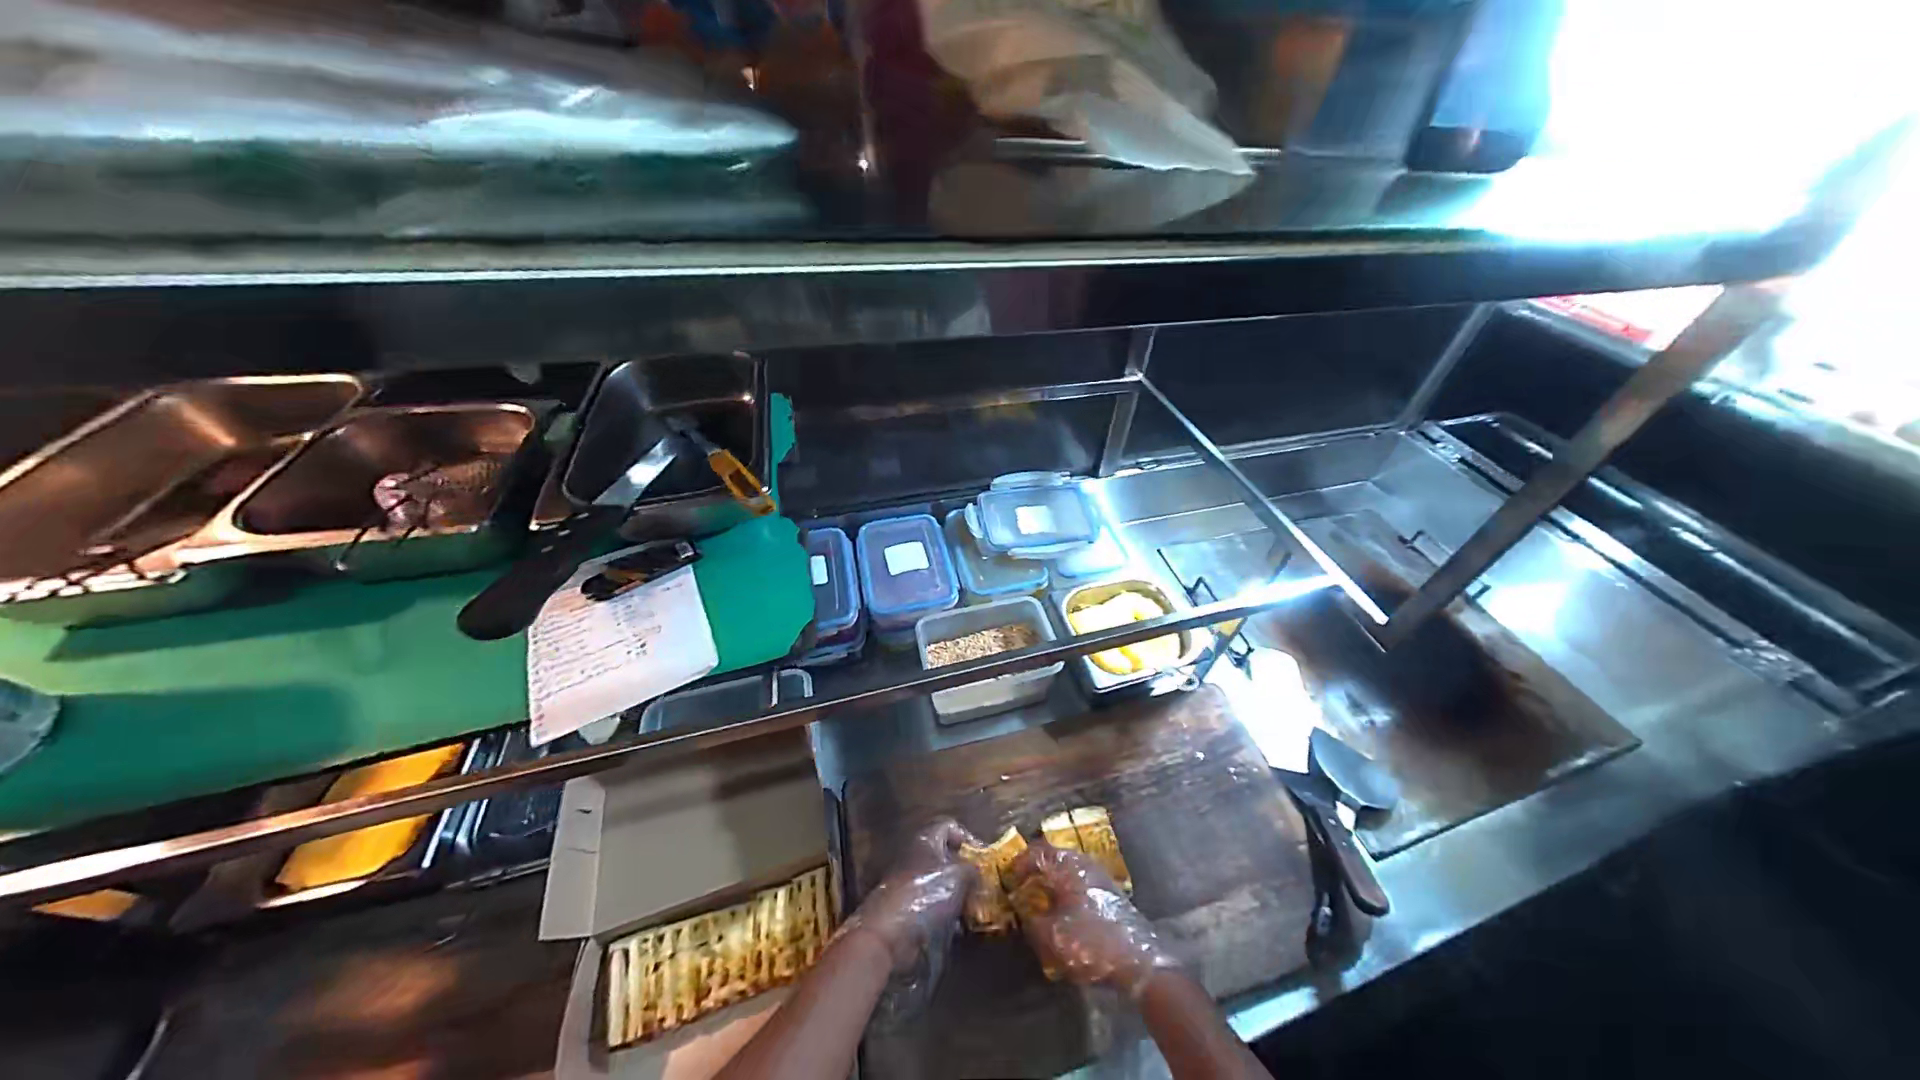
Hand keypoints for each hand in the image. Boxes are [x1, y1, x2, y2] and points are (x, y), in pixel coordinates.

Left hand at [844, 818, 979, 974]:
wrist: (887, 935)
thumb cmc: (924, 895)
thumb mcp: (957, 877)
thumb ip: (972, 869)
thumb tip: (978, 870)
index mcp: (926, 841)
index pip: (949, 826)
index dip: (967, 837)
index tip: (982, 858)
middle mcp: (915, 857)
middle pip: (946, 856)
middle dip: (966, 871)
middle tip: (982, 887)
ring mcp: (909, 884)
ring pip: (941, 883)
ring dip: (958, 896)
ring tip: (974, 911)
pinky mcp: (906, 909)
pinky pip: (933, 905)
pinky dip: (946, 914)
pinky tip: (958, 928)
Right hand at [1006, 838, 1177, 997]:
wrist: (1140, 964)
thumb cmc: (1091, 945)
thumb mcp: (1052, 937)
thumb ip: (1033, 921)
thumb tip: (1025, 910)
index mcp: (1068, 867)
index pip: (1037, 852)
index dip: (1020, 863)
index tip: (1009, 878)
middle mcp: (1085, 864)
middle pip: (1055, 856)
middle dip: (1037, 869)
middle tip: (1023, 885)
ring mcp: (1101, 877)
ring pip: (1069, 868)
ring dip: (1053, 879)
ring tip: (1041, 898)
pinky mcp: (1111, 893)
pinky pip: (1081, 881)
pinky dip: (1067, 889)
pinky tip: (1064, 909)